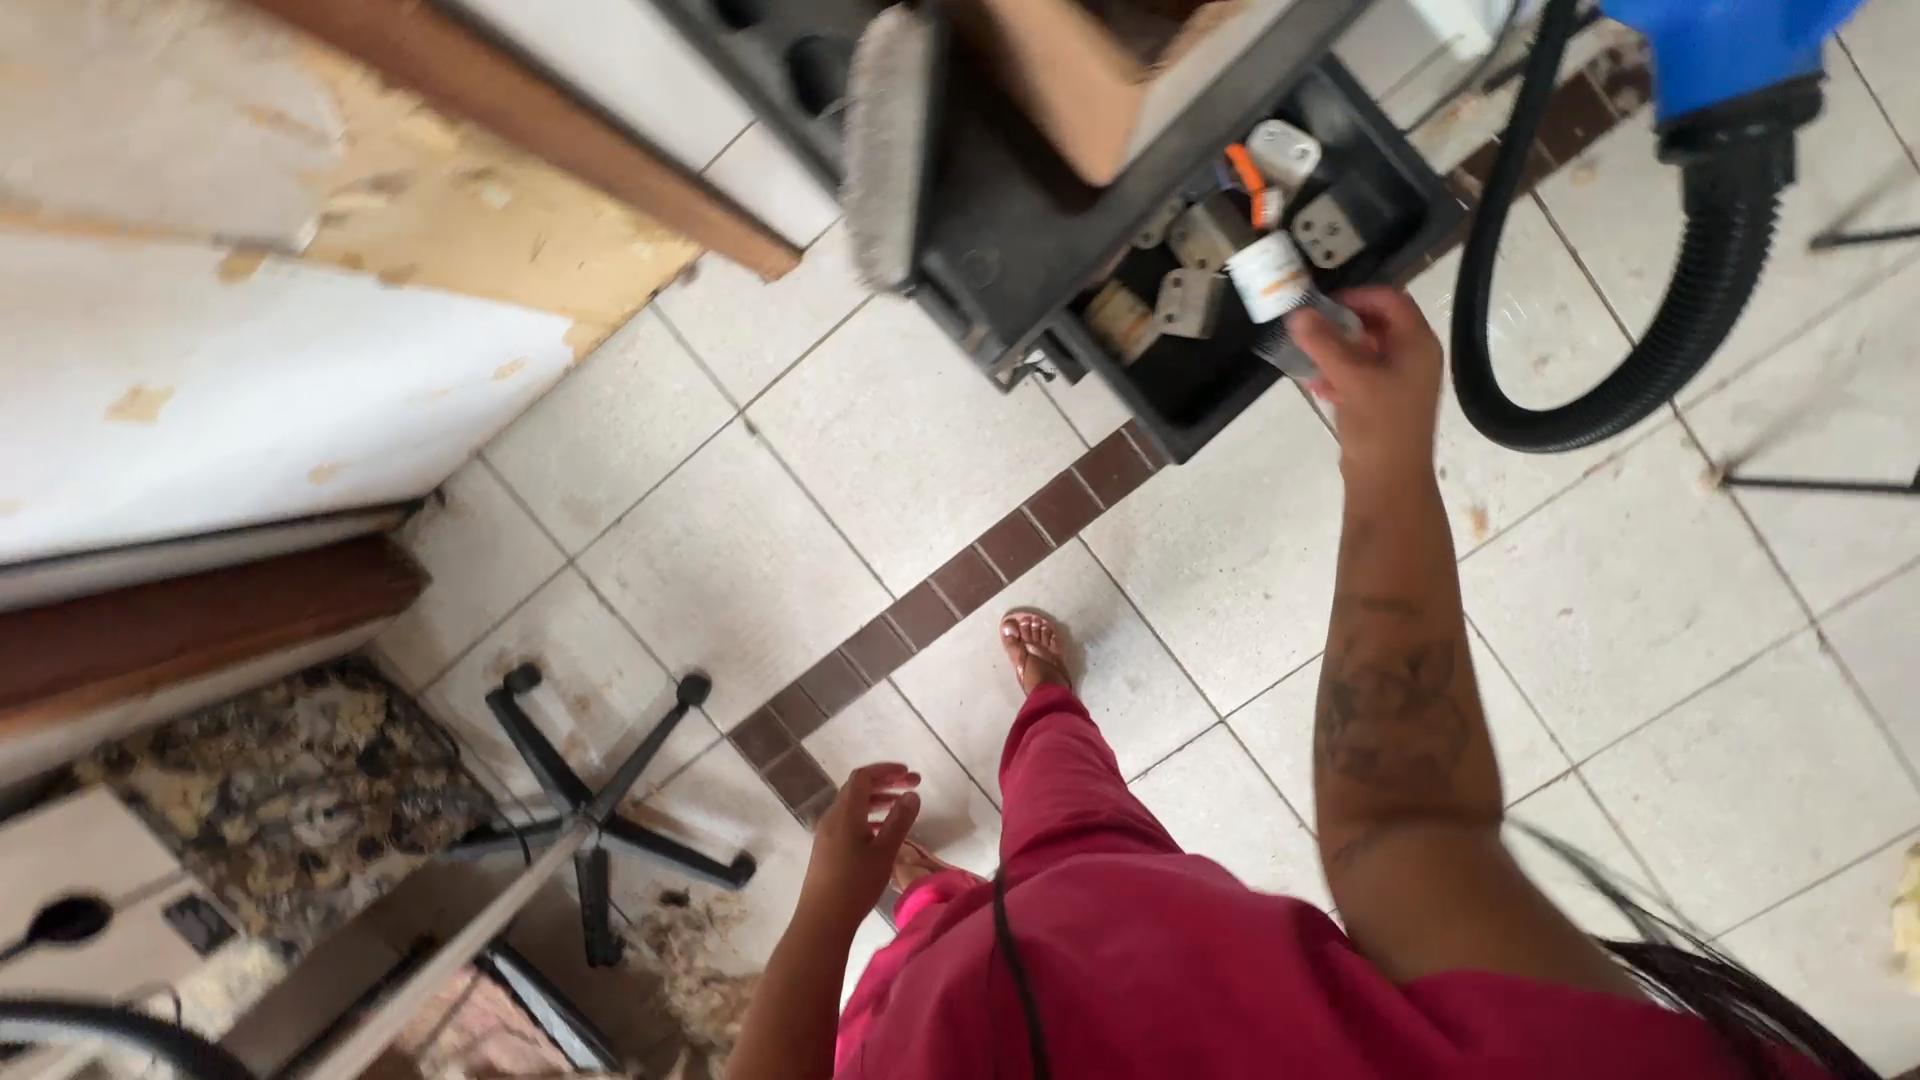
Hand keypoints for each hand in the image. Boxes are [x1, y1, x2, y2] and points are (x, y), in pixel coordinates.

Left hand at [795, 763, 920, 938]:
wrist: (821, 922)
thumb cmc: (855, 885)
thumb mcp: (884, 852)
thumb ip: (899, 820)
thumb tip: (912, 794)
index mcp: (845, 813)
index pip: (863, 777)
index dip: (886, 771)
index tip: (909, 774)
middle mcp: (832, 817)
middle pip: (858, 788)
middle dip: (885, 783)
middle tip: (912, 786)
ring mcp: (826, 833)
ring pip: (853, 805)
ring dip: (877, 801)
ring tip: (900, 807)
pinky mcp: (826, 849)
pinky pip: (848, 821)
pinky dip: (867, 817)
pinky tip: (881, 832)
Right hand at [1289, 287, 1443, 482]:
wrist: (1388, 479)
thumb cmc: (1379, 424)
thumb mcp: (1351, 378)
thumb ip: (1324, 343)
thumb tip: (1298, 314)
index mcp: (1417, 344)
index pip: (1390, 300)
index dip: (1357, 296)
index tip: (1321, 304)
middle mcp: (1412, 357)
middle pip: (1377, 324)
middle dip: (1341, 323)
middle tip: (1310, 327)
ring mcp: (1398, 380)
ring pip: (1364, 350)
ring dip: (1335, 349)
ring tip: (1307, 355)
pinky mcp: (1382, 401)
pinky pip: (1359, 375)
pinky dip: (1337, 373)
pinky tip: (1315, 384)